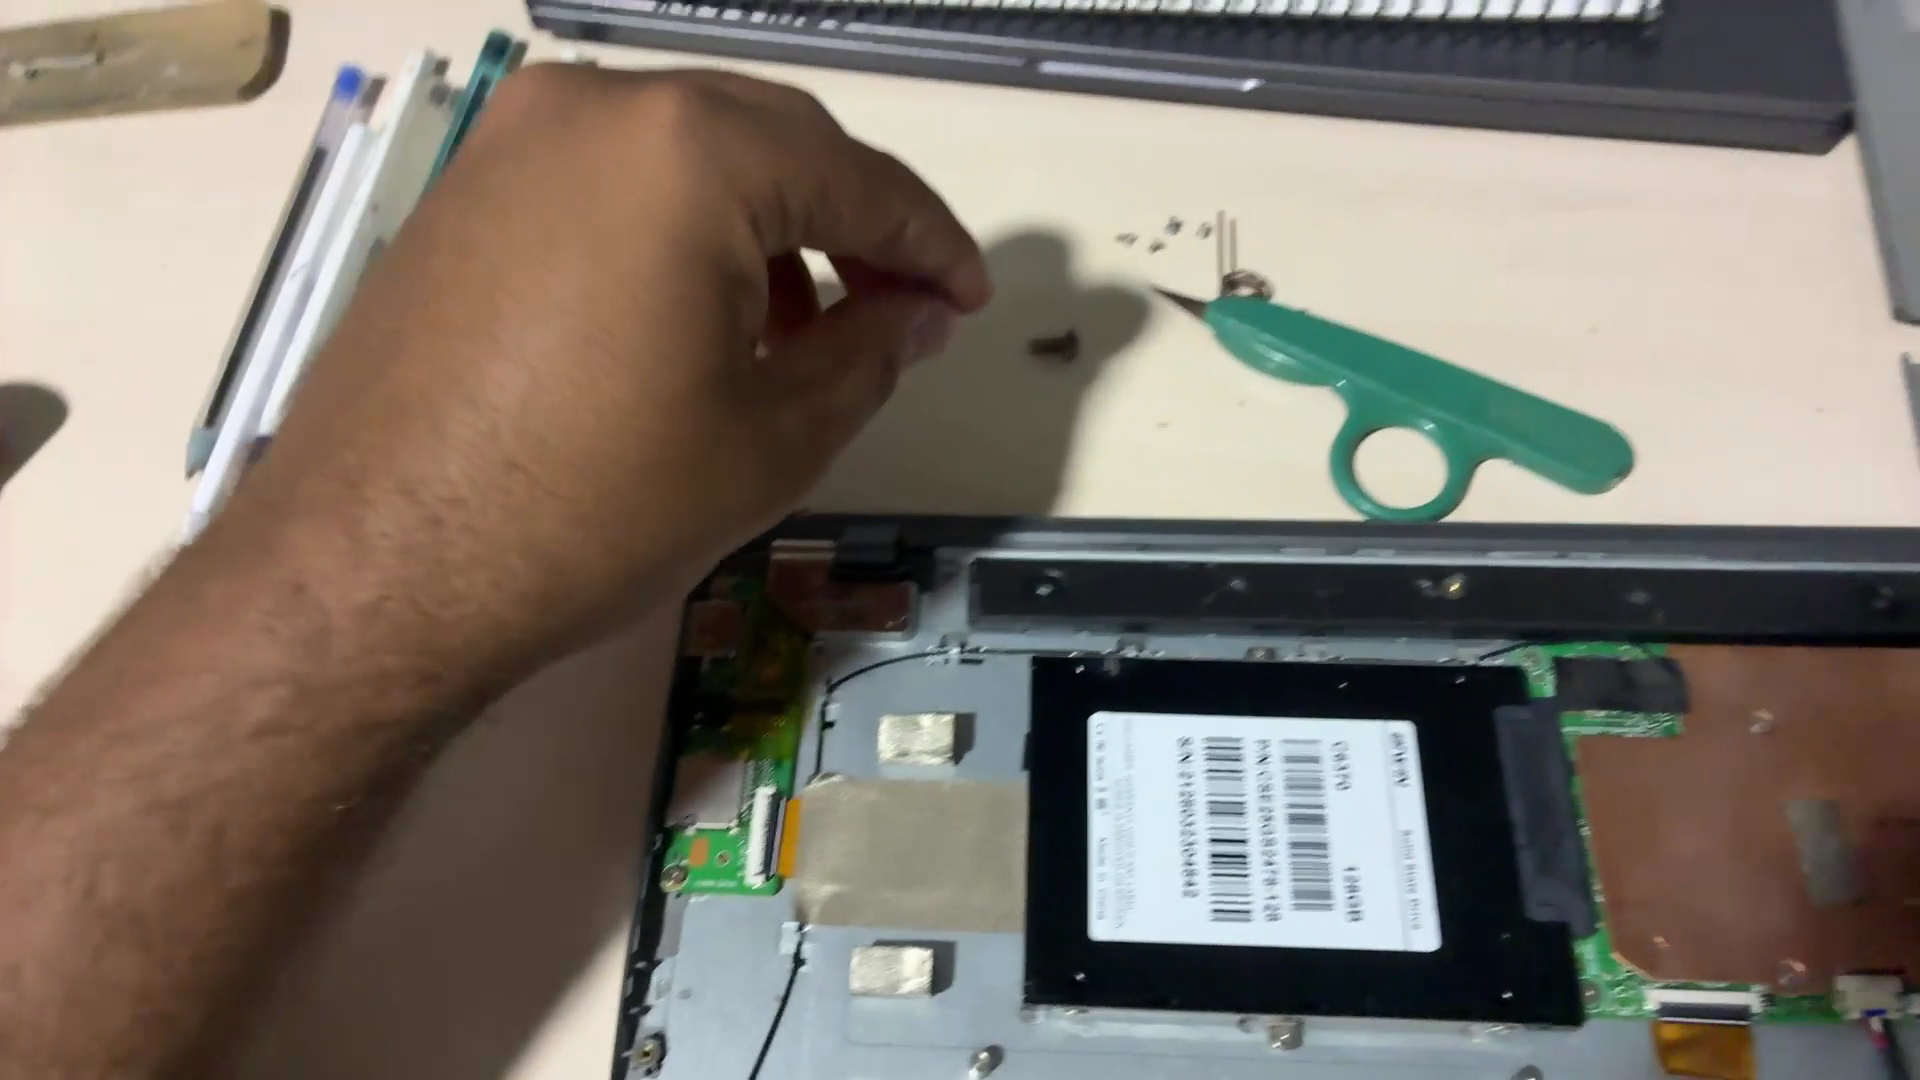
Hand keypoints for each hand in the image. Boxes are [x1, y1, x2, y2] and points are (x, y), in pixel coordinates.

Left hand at [210, 64, 991, 684]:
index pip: (857, 179)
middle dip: (856, 227)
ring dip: (776, 231)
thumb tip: (921, 313)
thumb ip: (870, 354)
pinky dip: (694, 237)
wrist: (382, 572)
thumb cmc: (608, 505)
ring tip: (805, 329)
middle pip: (778, 145)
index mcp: (689, 153)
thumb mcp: (777, 437)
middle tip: (900, 308)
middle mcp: (597, 108)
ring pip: (697, 160)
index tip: (969, 294)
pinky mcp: (474, 195)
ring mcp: (518, 142)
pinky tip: (708, 319)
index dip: (931, 243)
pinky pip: (623, 187)